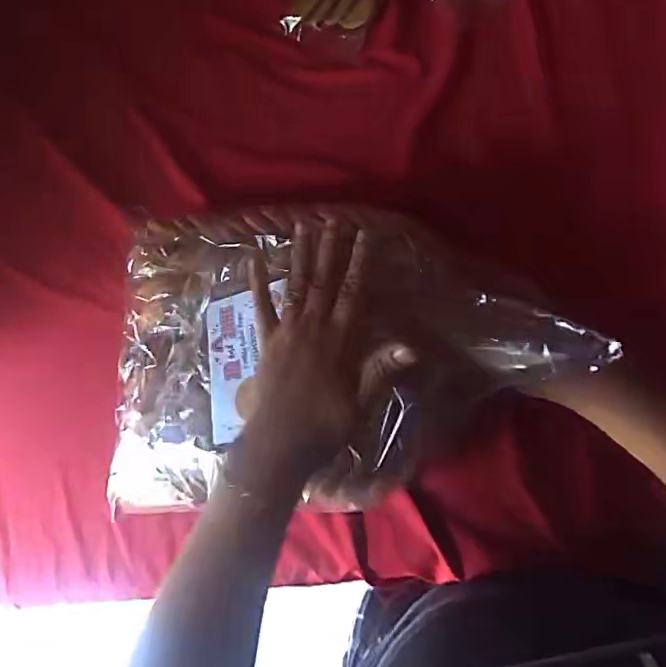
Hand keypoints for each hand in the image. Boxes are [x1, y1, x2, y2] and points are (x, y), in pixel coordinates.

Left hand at [227, 219, 413, 502]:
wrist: (277, 447)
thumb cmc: (324, 428)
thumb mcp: (361, 404)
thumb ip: (381, 370)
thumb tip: (412, 346)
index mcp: (340, 341)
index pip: (353, 293)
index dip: (360, 262)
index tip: (364, 236)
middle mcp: (313, 328)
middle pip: (324, 281)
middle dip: (331, 249)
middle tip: (334, 219)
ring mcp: (286, 332)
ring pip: (295, 286)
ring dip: (299, 255)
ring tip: (303, 226)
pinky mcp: (265, 341)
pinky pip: (260, 307)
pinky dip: (257, 282)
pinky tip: (254, 258)